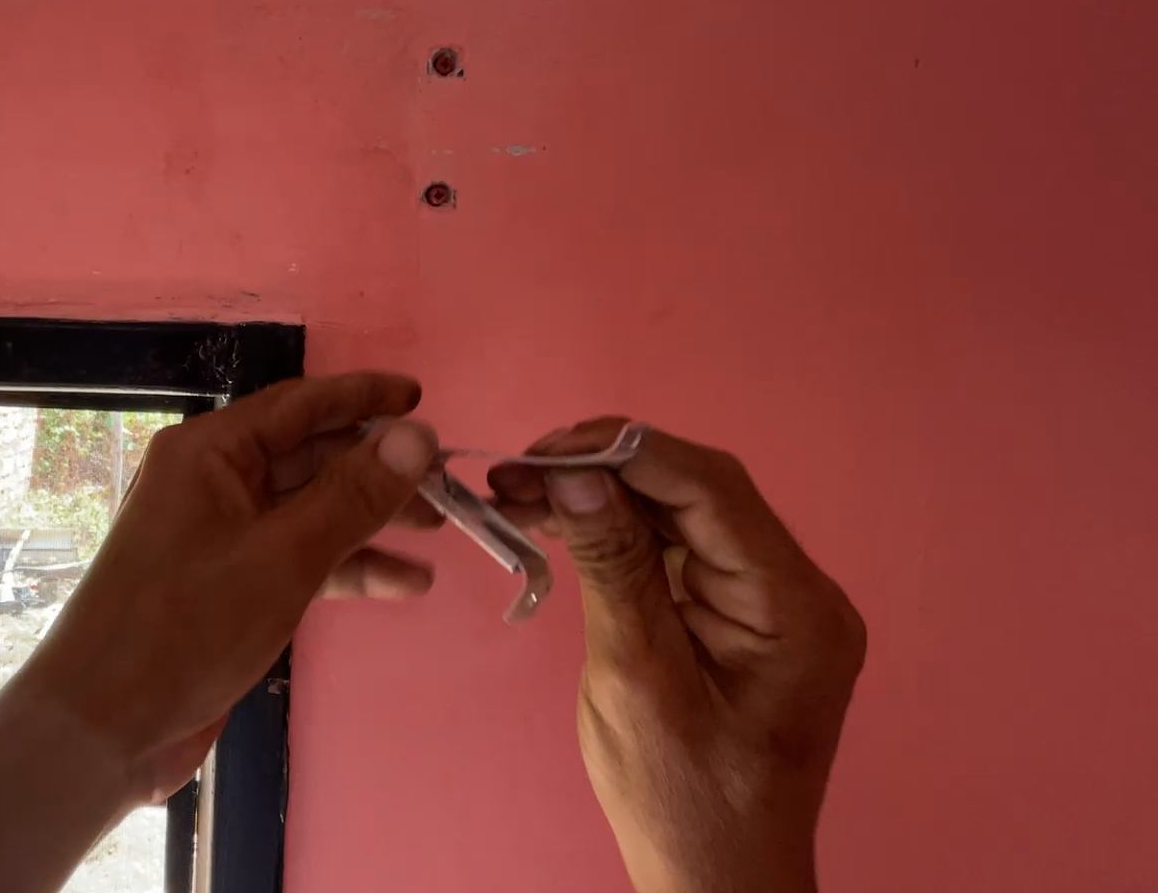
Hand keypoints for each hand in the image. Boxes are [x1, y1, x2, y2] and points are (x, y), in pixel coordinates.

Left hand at [10, 372, 439, 802]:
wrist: (106, 725)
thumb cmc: (189, 624)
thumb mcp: (283, 555)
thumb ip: (353, 494)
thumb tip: (417, 436)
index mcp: (210, 451)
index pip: (299, 404)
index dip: (361, 396)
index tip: (419, 398)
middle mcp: (214, 479)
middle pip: (309, 456)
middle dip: (375, 468)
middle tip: (445, 482)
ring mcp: (222, 532)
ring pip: (309, 508)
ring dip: (369, 518)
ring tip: (439, 528)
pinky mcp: (231, 580)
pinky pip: (298, 555)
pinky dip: (345, 565)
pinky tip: (404, 582)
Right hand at [490, 420, 865, 892]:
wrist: (711, 869)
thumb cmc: (678, 792)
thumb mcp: (634, 675)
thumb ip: (611, 565)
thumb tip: (574, 474)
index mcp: (790, 606)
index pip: (711, 489)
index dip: (626, 452)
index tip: (543, 452)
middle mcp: (785, 585)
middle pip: (689, 488)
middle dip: (596, 467)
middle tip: (514, 471)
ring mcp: (752, 592)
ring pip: (665, 506)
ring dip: (588, 492)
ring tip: (512, 490)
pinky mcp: (717, 601)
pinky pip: (656, 539)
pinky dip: (598, 523)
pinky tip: (544, 517)